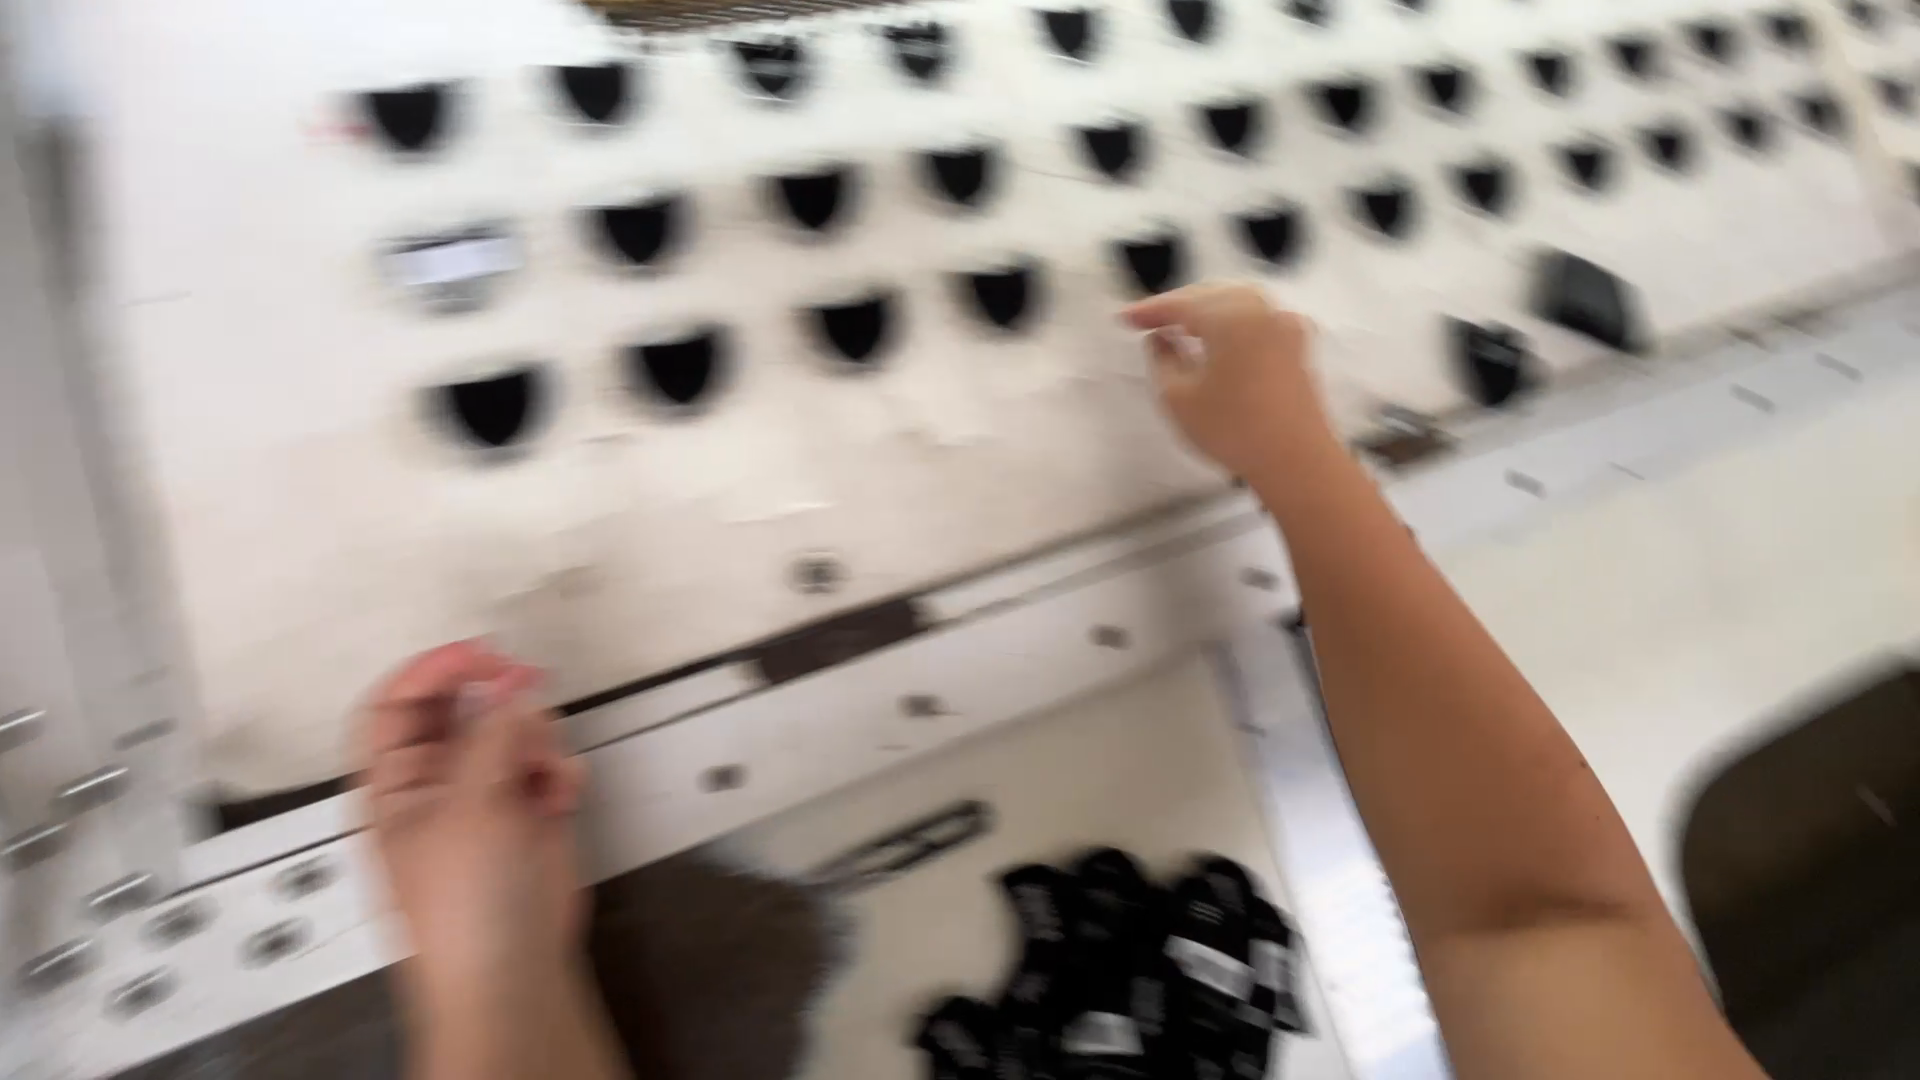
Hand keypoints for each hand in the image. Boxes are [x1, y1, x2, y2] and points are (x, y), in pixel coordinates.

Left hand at [358, 642, 588, 1012]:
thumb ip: (495, 734)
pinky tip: (561, 798)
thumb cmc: (467, 891)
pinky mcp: (533, 803)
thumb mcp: (471, 807)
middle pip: (464, 707)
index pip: (396, 705)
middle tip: (529, 680)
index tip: (485, 654)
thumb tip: (515, 680)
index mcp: (394, 782)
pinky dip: (561, 770)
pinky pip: (551, 758)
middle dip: (498, 694)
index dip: (434, 670)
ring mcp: (490, 790)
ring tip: (544, 774)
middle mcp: (440, 778)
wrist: (515, 962)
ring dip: (539, 740)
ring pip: (517, 727)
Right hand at [1124, 283, 1338, 479]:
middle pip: (1213, 295)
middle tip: (1148, 321)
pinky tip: (1218, 338)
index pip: (1183, 304)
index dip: (1150, 310)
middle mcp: (1263, 310)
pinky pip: (1257, 318)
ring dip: (1206, 310)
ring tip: (1180, 326)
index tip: (1124, 319)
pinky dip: (1231, 320)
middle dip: (1179, 305)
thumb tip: (1160, 338)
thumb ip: (1162, 359)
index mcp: (1232, 317)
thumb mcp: (1178, 398)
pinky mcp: (1298, 344)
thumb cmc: (1230, 429)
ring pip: (1238, 302)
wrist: (1297, 461)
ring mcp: (1285, 325)